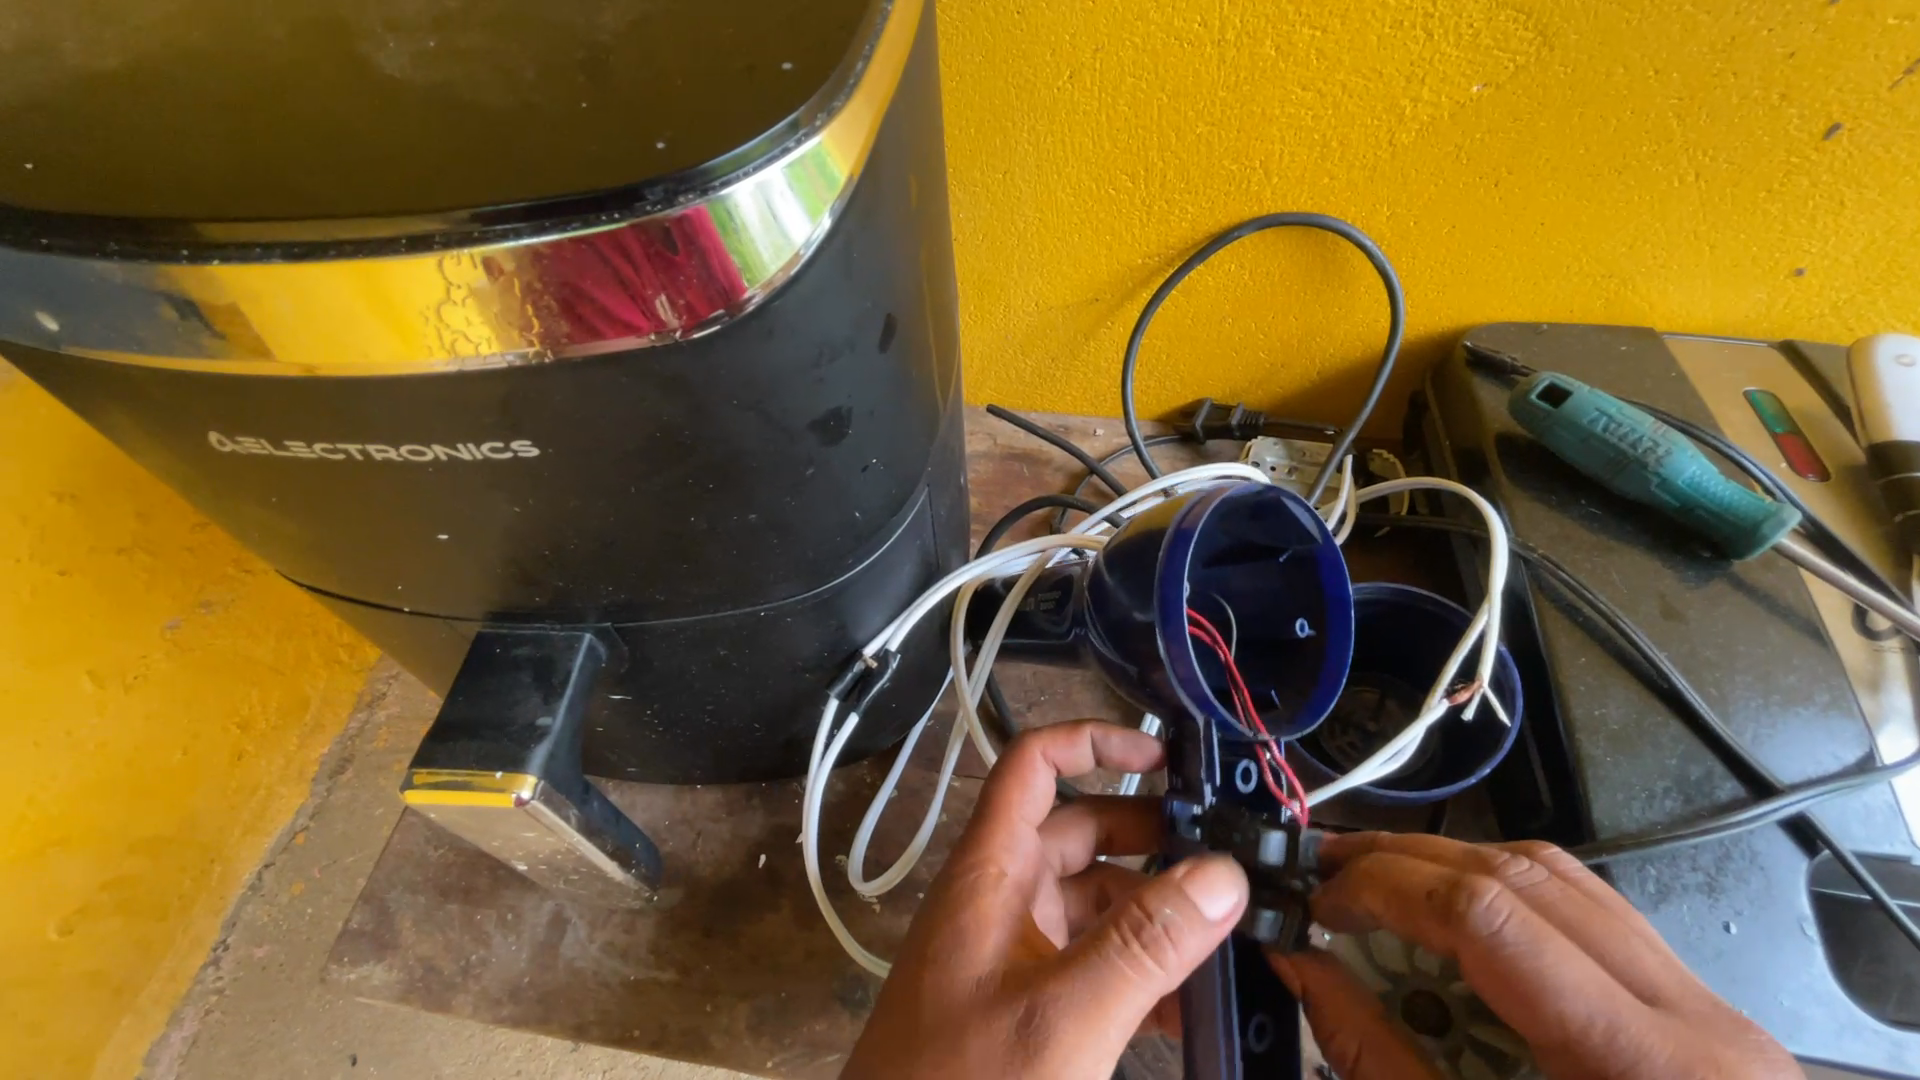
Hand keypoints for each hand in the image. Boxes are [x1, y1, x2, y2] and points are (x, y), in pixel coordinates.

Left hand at [845, 720, 1248, 1079]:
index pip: (1032, 766)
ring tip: (1229, 933)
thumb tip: (1223, 873)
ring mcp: (1013, 950)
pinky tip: (1192, 1006)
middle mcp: (1001, 895)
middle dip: (1149, 835)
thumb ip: (1144, 946)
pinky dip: (1140, 971)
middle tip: (1226, 855)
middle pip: (1077, 830)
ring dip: (1154, 912)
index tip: (1165, 757)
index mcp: (991, 869)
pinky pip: (1091, 962)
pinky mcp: (1026, 1001)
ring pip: (1093, 900)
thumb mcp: (1064, 1017)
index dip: (1092, 741)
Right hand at [1270, 832, 1801, 1079]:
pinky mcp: (1695, 1005)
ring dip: (1445, 862)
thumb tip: (1297, 962)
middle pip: (1517, 876)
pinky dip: (1497, 888)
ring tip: (1374, 875)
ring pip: (1551, 874)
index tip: (1319, 904)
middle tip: (1325, 870)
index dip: (1385, 889)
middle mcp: (1696, 1017)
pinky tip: (1450, 905)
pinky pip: (1581, 905)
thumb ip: (1373, 1054)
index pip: (1489, 916)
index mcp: (1645, 1066)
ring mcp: (1707, 1005)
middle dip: (1400, 860)